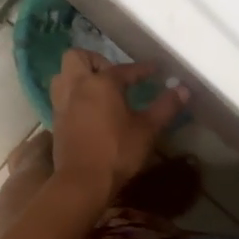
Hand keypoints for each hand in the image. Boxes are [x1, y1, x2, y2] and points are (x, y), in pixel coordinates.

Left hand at [48, 50, 187, 198]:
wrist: (82, 181)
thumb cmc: (117, 151)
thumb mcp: (147, 129)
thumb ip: (165, 107)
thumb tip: (183, 89)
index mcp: (101, 83)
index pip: (124, 69)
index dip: (142, 69)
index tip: (155, 70)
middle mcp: (77, 86)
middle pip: (78, 57)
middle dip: (95, 60)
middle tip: (113, 76)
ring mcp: (63, 103)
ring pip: (63, 76)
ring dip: (78, 76)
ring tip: (97, 90)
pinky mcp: (56, 121)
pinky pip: (61, 96)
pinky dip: (73, 96)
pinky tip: (88, 110)